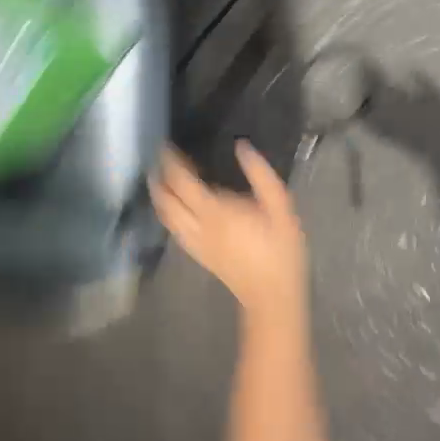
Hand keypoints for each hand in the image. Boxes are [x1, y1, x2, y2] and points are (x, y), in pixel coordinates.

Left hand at [150, 142, 307, 314]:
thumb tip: (242, 147)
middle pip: (167, 200)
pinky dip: (167, 213)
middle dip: (159, 178)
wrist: (271, 295)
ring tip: (159, 178)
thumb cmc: (280, 248)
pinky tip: (173, 207)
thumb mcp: (280, 206)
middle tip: (158, 159)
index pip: (183, 183)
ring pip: (166, 217)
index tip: (166, 146)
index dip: (171, 163)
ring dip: (159, 196)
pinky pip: (174, 229)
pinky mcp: (198, 254)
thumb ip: (261, 174)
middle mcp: (198, 227)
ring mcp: (195, 243)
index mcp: (216, 212)